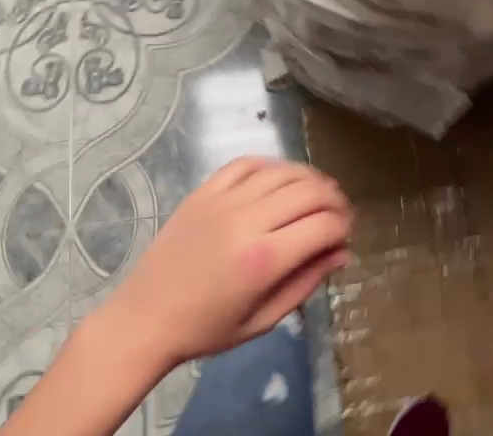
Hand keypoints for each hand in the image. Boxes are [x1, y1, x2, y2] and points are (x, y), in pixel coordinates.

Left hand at [96, 156, 353, 369]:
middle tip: (340, 213)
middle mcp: (246, 221)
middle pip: (308, 191)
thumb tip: (340, 253)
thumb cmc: (207, 328)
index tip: (346, 236)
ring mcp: (223, 200)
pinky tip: (281, 178)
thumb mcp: (263, 321)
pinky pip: (247, 163)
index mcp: (263, 261)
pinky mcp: (205, 190)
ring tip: (318, 193)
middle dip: (334, 200)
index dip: (344, 227)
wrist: (147, 316)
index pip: (323, 226)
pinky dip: (272, 165)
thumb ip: (305, 283)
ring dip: (309, 178)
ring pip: (282, 171)